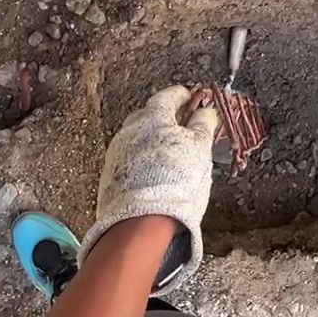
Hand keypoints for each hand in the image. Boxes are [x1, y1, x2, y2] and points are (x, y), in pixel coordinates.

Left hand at [84, 85, 219, 290]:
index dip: (183, 95)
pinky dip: (144, 160)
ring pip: (139, 139)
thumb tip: (206, 110)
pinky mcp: (111, 175)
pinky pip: (131, 159)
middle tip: (184, 127)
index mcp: (152, 117)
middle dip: (166, 118)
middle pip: (150, 116)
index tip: (192, 98)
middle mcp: (130, 130)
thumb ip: (203, 125)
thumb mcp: (200, 148)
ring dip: (154, 141)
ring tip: (172, 154)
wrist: (142, 221)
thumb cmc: (176, 180)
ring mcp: (117, 153)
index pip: (168, 96)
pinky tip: (156, 173)